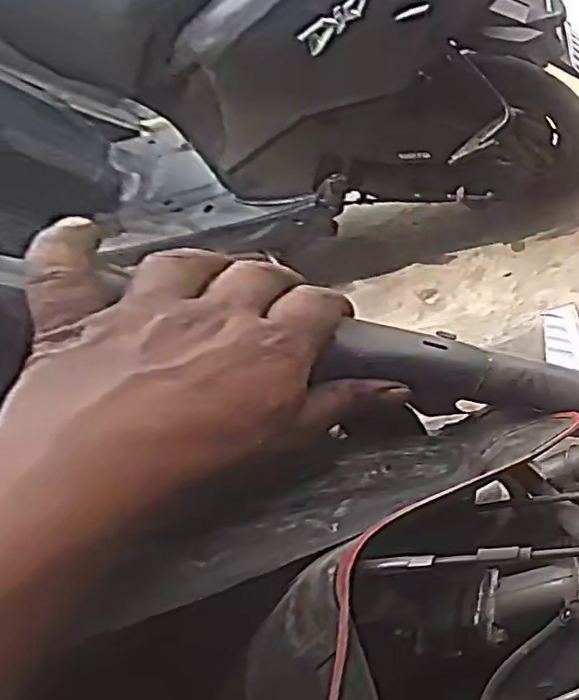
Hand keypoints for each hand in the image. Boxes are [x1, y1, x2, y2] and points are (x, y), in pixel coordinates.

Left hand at [0, 219, 407, 529]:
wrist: (92, 467)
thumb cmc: (197, 455)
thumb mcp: (294, 434)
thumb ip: (344, 402)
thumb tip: (391, 389)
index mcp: (274, 344)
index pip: (319, 303)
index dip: (333, 306)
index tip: (336, 316)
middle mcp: (214, 315)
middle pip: (258, 272)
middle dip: (281, 279)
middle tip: (287, 294)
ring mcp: (143, 311)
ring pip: (185, 261)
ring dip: (209, 261)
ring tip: (220, 269)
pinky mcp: (77, 319)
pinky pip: (67, 266)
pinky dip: (73, 243)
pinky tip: (84, 232)